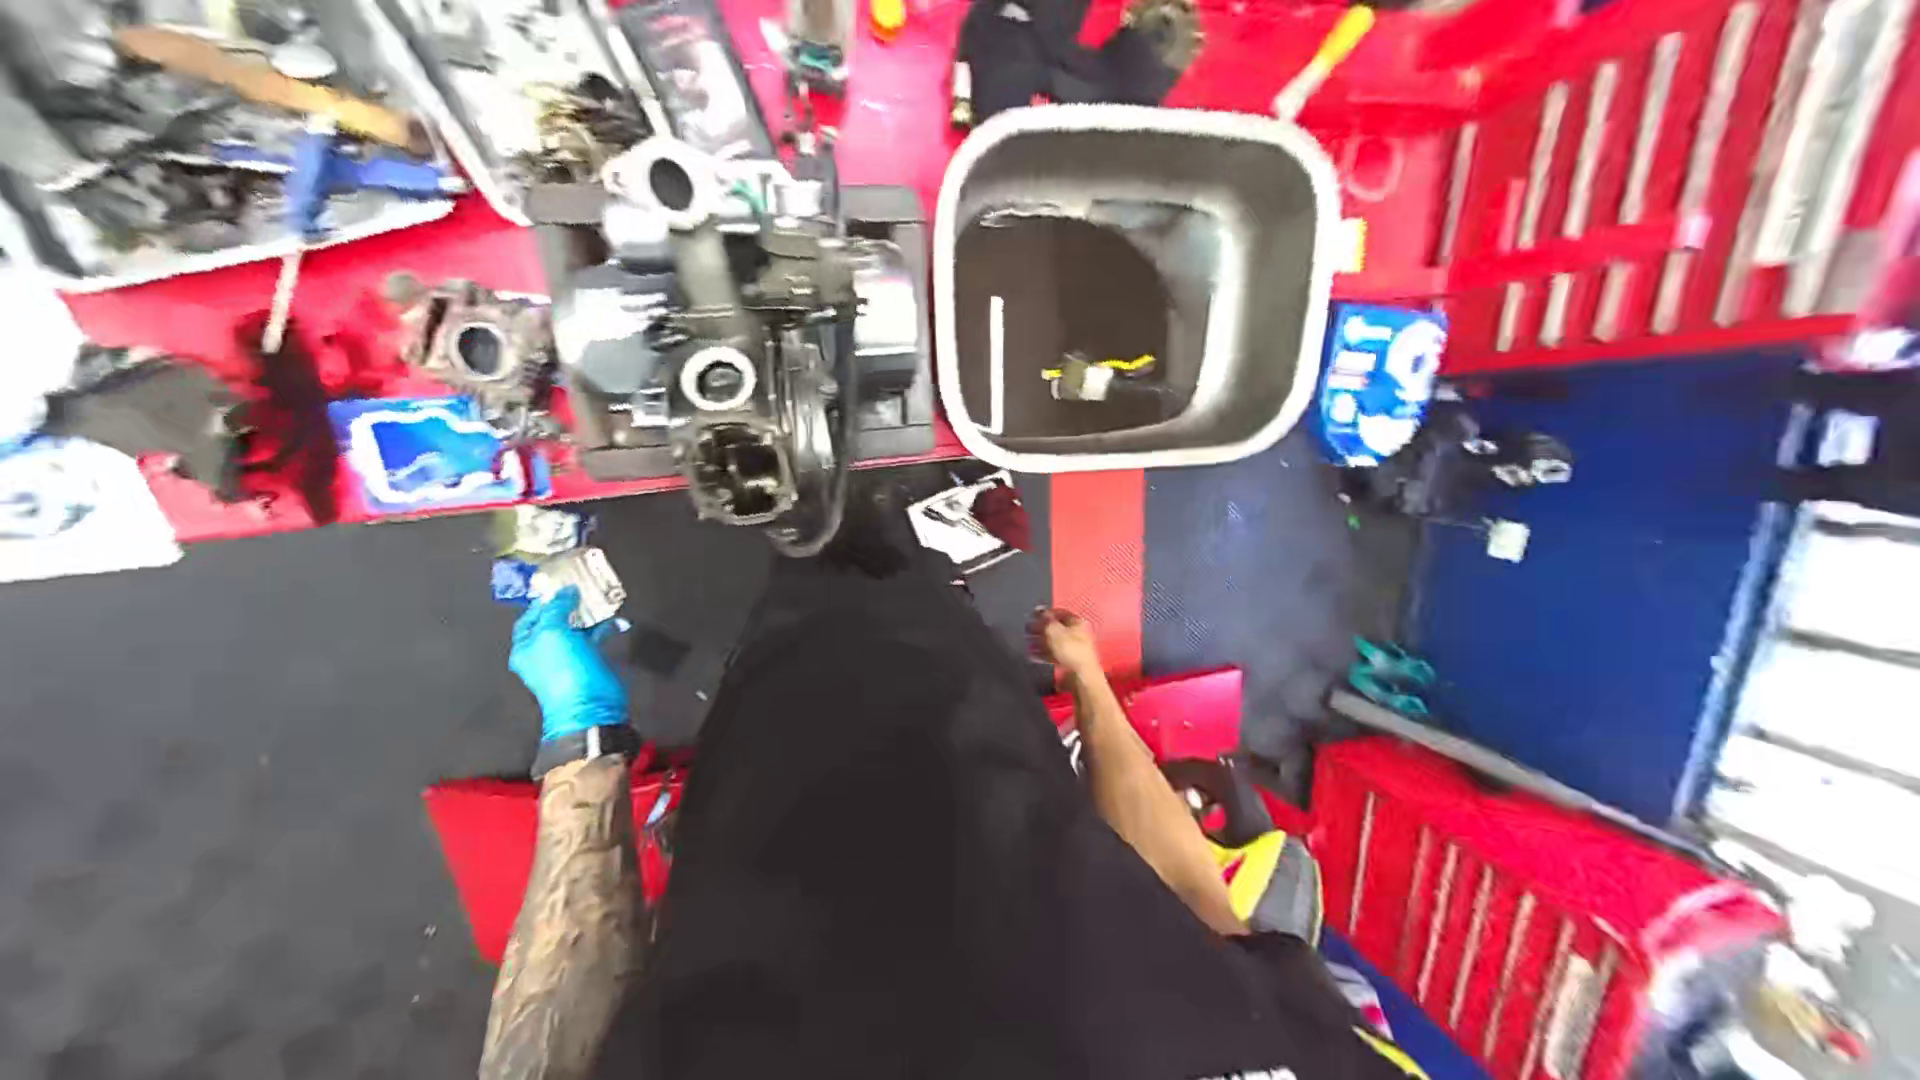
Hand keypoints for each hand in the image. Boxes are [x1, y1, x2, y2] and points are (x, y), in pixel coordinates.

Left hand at [509, 586, 627, 741]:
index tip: (561, 584)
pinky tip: (616, 622)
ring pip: (578, 626)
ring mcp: (570, 655)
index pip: (532, 615)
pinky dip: (607, 627)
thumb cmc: (564, 673)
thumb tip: (565, 592)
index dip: (545, 599)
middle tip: (583, 588)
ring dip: (590, 613)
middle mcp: (546, 650)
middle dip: (570, 603)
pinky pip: (597, 636)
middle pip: (556, 618)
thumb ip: (555, 608)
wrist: (591, 704)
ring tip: (601, 600)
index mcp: (527, 646)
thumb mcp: (551, 633)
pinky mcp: (592, 659)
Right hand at [1029, 607, 1101, 677]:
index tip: (1032, 615)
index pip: (1059, 613)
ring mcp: (1074, 648)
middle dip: (1040, 629)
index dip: (1045, 613)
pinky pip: (1054, 654)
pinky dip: (1043, 653)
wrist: (1081, 676)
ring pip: (1053, 642)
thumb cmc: (1070, 649)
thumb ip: (1046, 620)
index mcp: (1078, 622)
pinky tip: (1033, 655)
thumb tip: (1040, 611)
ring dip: (1040, 642)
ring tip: (1028, 643)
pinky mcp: (1069, 661)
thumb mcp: (1054, 631)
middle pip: (1056, 628)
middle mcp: (1077, 633)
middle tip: (1028, 630)